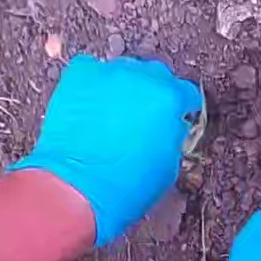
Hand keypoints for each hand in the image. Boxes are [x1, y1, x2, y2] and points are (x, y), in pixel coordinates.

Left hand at [11, 54, 203, 245]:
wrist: (75, 189)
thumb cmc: (123, 187)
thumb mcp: (166, 168)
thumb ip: (172, 138)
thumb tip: (169, 129)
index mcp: (169, 100)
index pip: (185, 93)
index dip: (181, 108)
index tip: (175, 115)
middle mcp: (141, 78)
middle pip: (155, 76)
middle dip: (152, 96)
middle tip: (142, 118)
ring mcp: (108, 74)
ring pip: (123, 72)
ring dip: (122, 89)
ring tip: (112, 115)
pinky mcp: (78, 76)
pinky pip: (90, 72)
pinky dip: (92, 86)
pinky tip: (89, 107)